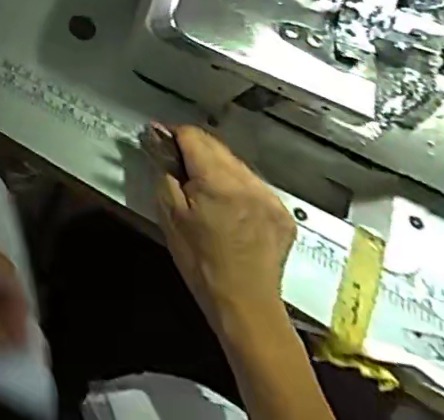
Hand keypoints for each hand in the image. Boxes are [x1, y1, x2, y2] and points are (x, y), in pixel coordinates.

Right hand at [155, 125, 296, 342]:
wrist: (245, 307)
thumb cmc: (200, 262)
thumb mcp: (170, 216)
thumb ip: (165, 174)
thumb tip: (160, 145)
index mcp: (219, 181)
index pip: (193, 137)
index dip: (173, 135)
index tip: (160, 141)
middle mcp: (249, 182)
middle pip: (216, 146)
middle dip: (194, 149)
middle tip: (177, 165)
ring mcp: (270, 198)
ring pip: (236, 164)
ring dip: (217, 167)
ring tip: (203, 189)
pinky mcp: (283, 214)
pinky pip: (254, 185)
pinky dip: (237, 187)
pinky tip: (228, 206)